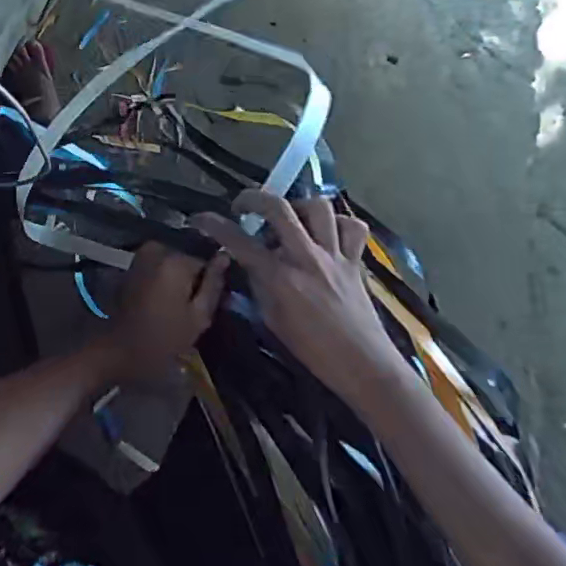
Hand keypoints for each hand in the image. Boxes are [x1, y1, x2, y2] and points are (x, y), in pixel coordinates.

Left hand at [91, 242, 230, 382]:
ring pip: (171, 262)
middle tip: (195, 305)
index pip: (205, 262)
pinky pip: (156, 266)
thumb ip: (213, 284)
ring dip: (178, 279)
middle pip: (186, 260)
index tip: (211, 302)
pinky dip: (163, 278)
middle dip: (193, 278)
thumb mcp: (199, 315)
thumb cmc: (166, 336)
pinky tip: (166, 299)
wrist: (123, 346)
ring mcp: (140, 255)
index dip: (210, 283)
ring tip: (181, 304)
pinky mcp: (131, 264)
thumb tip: (224, 256)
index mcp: (174, 260)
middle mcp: (156, 249)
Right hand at [195, 193, 407, 405]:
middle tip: (243, 207)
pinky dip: (337, 223)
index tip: (199, 219)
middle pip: (277, 207)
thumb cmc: (312, 349)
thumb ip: (257, 282)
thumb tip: (247, 261)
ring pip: (318, 207)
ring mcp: (334, 256)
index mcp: (280, 277)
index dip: (212, 224)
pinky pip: (351, 227)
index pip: (237, 239)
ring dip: (296, 206)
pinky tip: (324, 233)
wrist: (365, 367)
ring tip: (288, 219)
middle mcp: (306, 258)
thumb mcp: (271, 318)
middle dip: (252, 198)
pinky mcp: (355, 262)